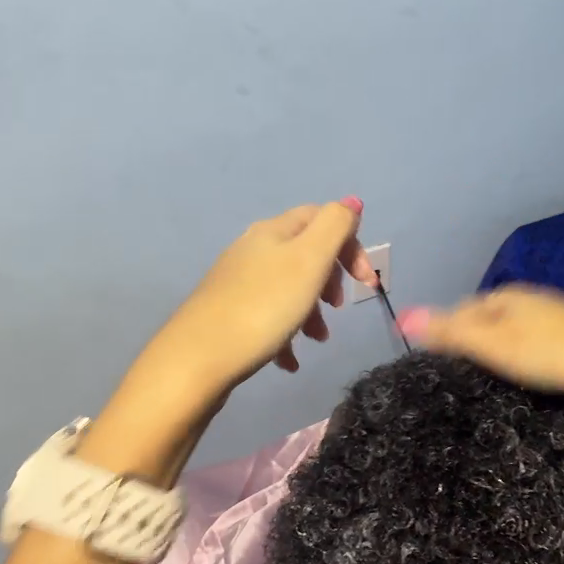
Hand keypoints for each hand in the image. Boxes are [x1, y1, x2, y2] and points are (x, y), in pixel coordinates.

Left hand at [145, 198, 377, 393]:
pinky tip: (290, 361)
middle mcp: (254, 249)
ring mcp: (239, 282)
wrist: (198, 358)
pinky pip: (269, 316)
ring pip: (289, 287)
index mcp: (274, 232)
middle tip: (338, 307)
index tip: (365, 281)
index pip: (322, 218)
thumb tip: (352, 202)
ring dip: (312, 311)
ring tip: (318, 340)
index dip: (350, 244)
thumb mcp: (309, 260)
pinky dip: (287, 334)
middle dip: (331, 279)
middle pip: (306, 253)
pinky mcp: (229, 314)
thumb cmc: (264, 306)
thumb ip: (335, 226)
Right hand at [399, 285, 563, 394]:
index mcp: (500, 298)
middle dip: (464, 346)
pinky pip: (526, 343)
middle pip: (479, 322)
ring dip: (491, 353)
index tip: (431, 375)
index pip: (454, 314)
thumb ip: (452, 333)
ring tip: (483, 385)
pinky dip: (516, 358)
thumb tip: (402, 316)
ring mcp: (546, 315)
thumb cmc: (557, 354)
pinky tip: (521, 377)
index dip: (439, 340)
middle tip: (454, 385)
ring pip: (504, 333)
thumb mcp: (498, 346)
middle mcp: (521, 299)